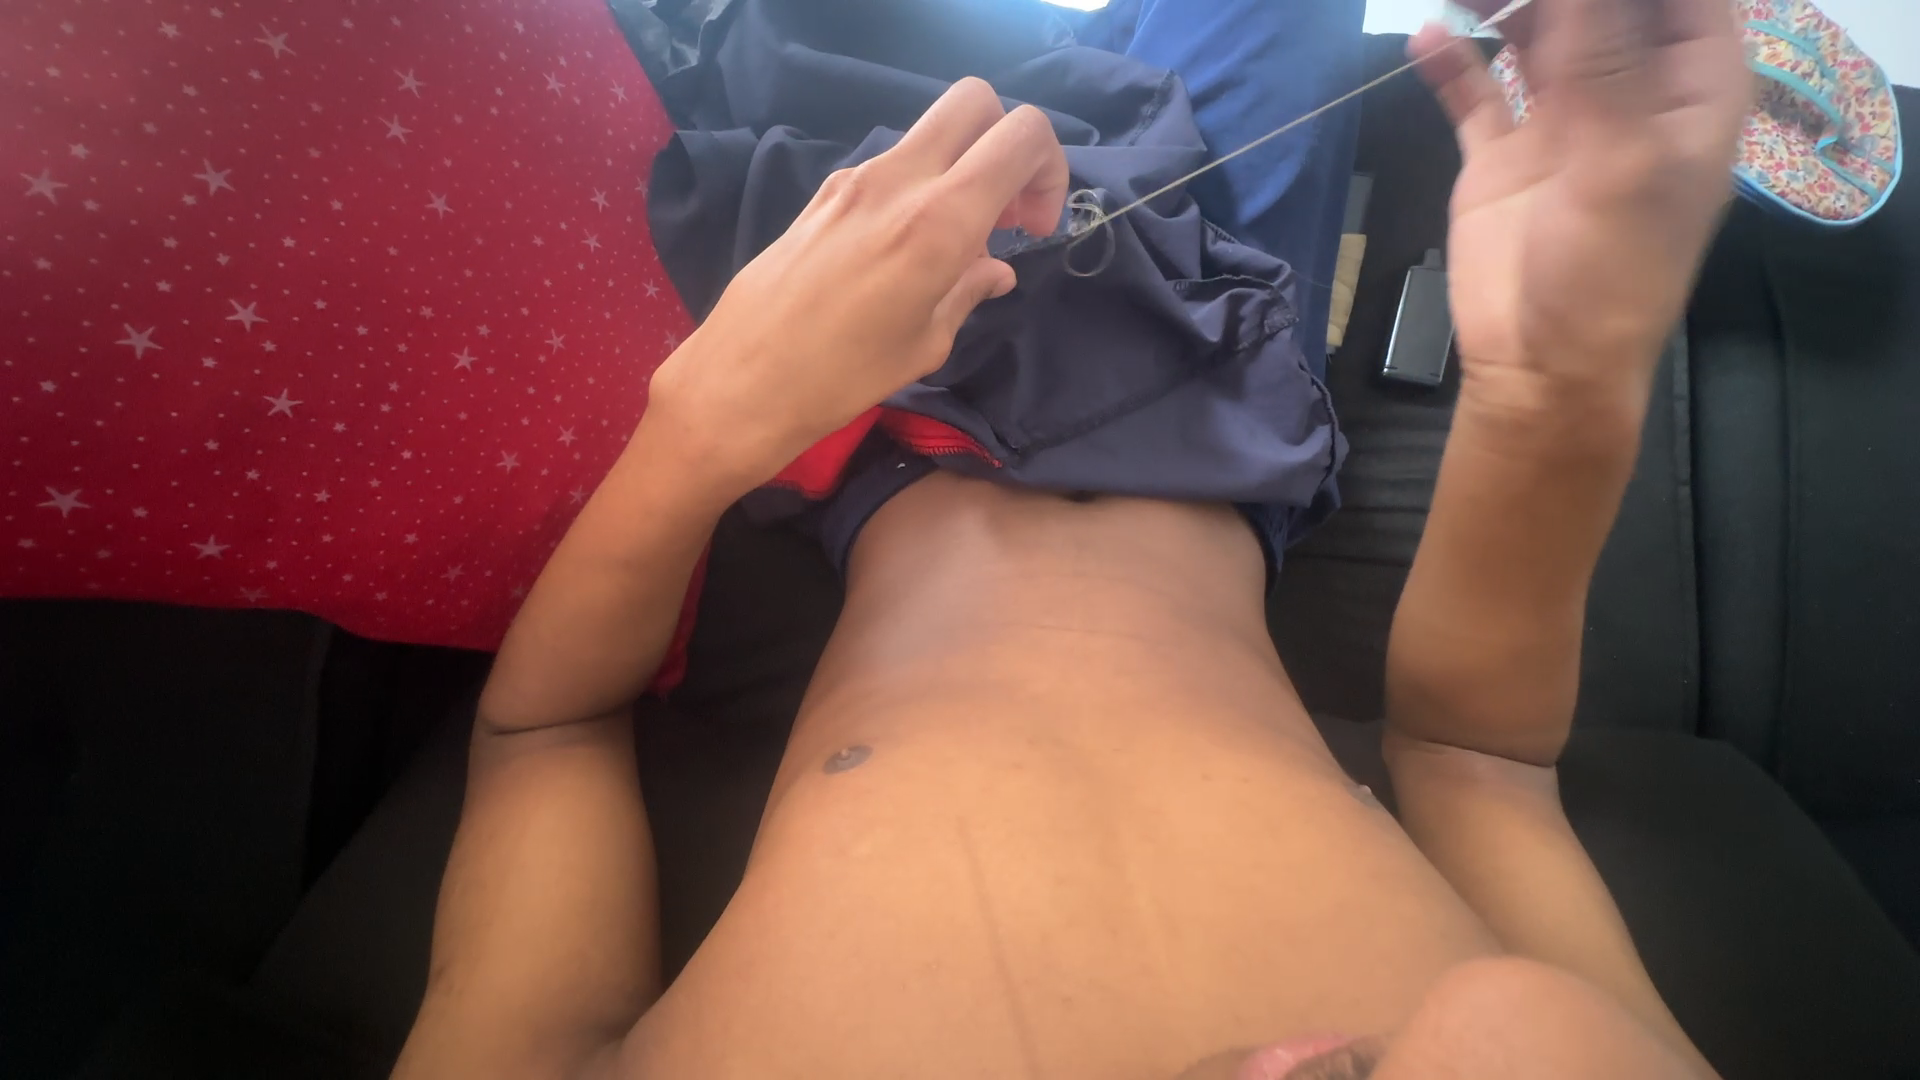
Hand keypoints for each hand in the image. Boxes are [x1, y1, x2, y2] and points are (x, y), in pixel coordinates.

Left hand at [647, 77, 1067, 495]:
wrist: (744, 380)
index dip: (1047, 169)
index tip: (1035, 227)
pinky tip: (904, 252)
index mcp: (938, 219)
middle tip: (1004, 214)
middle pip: (974, 103)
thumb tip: (995, 269)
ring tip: (952, 246)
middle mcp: (897, 179)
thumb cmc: (845, 377)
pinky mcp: (823, 194)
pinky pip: (889, 169)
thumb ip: (968, 291)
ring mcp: (854, 180)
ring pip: (929, 136)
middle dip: (1006, 147)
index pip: (1020, 134)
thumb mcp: (925, 344)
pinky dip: (917, 191)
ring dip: (959, 172)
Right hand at [1412, 0, 1749, 434]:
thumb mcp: (1621, 160)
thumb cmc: (1609, 271)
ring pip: (1535, 35)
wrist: (1539, 358)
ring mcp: (1557, 121)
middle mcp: (1627, 87)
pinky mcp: (1496, 158)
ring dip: (1502, 5)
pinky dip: (1452, 64)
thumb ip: (1601, 61)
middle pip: (1597, 3)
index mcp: (1691, 80)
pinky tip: (1426, 38)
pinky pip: (1475, 96)